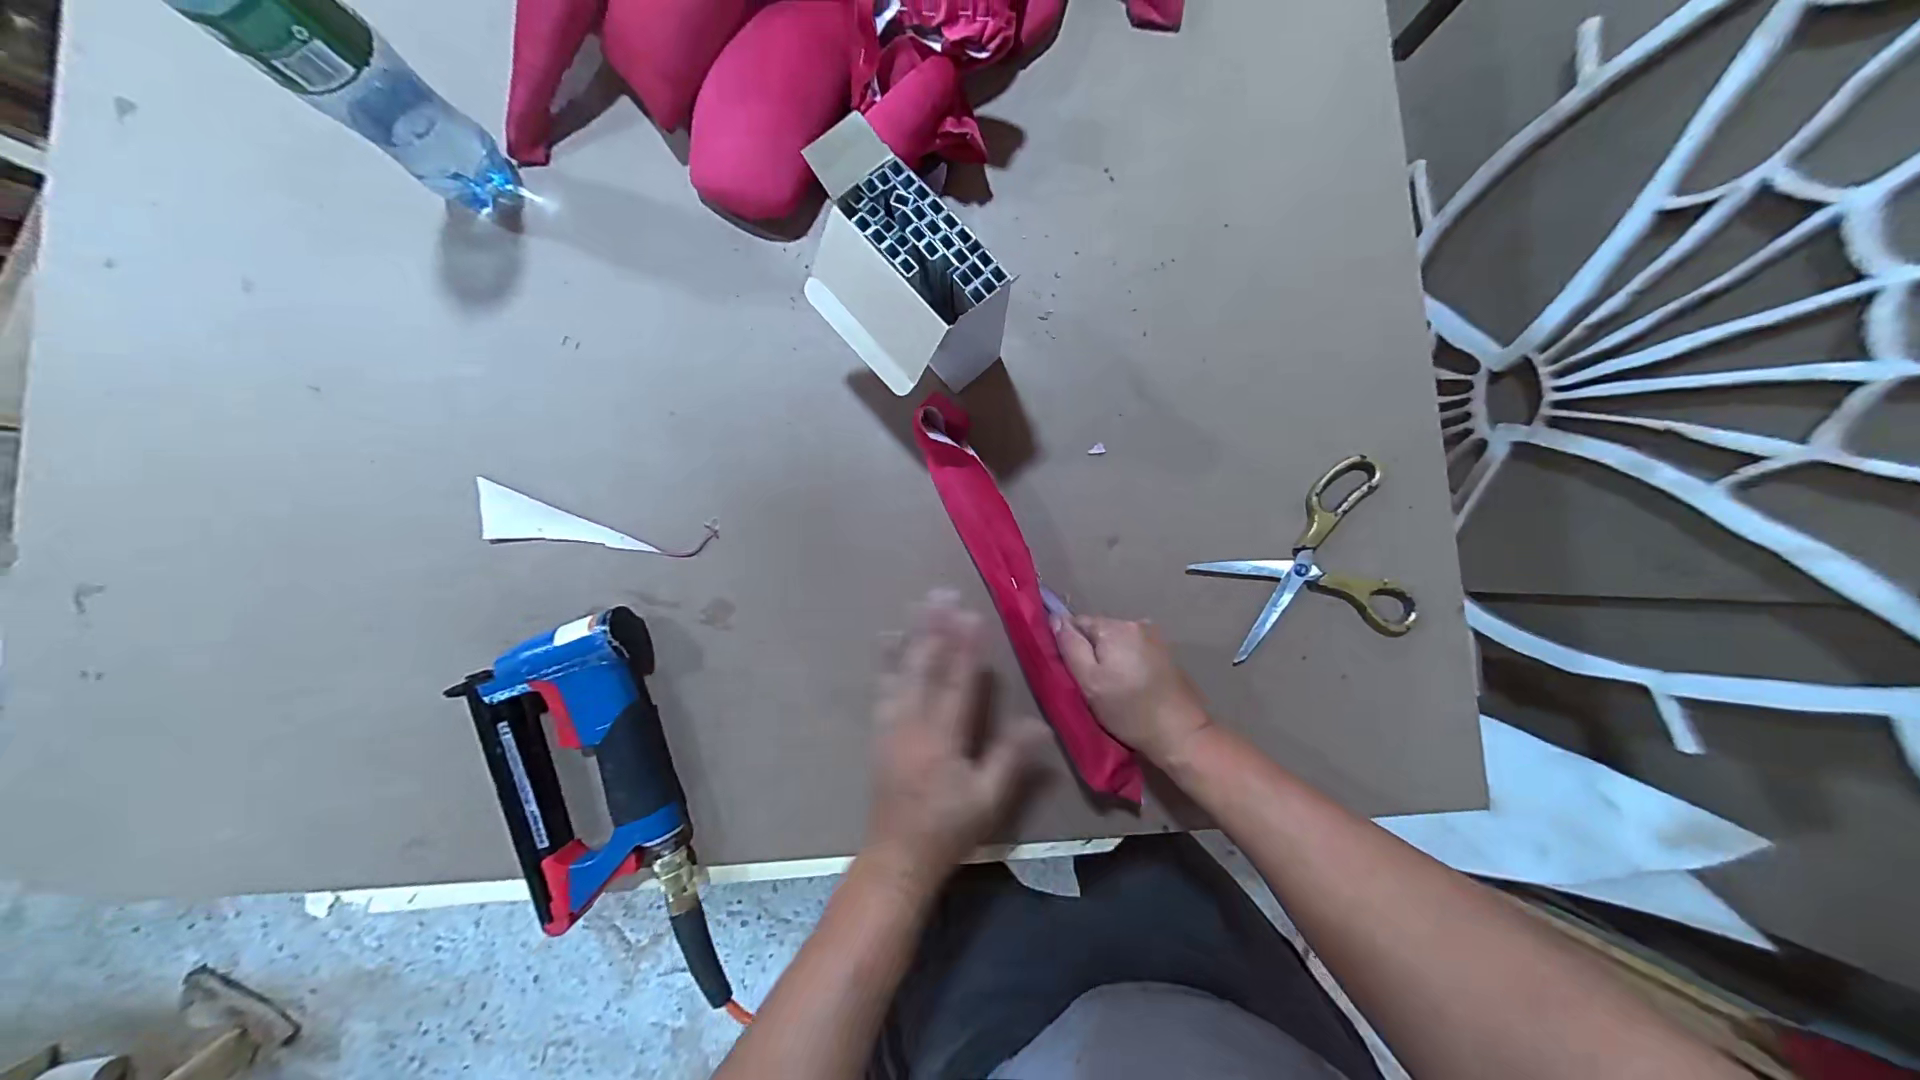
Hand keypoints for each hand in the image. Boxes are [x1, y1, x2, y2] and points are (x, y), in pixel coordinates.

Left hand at [864, 591, 1047, 890]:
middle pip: (924, 667)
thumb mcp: (987, 800)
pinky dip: (887, 659)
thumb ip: (1010, 759)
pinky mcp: (879, 730)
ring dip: (910, 635)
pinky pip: (882, 686)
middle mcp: (911, 723)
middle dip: (934, 628)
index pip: (956, 683)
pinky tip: (888, 641)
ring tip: (917, 605)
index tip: (972, 614)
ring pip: (900, 671)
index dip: (965, 647)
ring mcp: (890, 724)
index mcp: (941, 738)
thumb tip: (1039, 724)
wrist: (896, 855)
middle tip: (941, 593)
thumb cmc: (948, 828)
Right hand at [1054, 615, 1211, 763]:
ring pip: (1116, 641)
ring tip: (1112, 686)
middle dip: (1091, 651)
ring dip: (1109, 657)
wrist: (1180, 733)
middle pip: (1098, 630)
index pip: (1077, 622)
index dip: (1070, 645)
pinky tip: (1131, 684)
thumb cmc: (1128, 710)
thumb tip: (1056, 619)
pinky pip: (1133, 649)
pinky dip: (1126, 663)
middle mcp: (1136, 623)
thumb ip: (1070, 647)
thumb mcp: (1089, 681)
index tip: (1074, 672)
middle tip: (1092, 684)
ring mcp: (1154, 637)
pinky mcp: (1165, 653)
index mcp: (1115, 627)